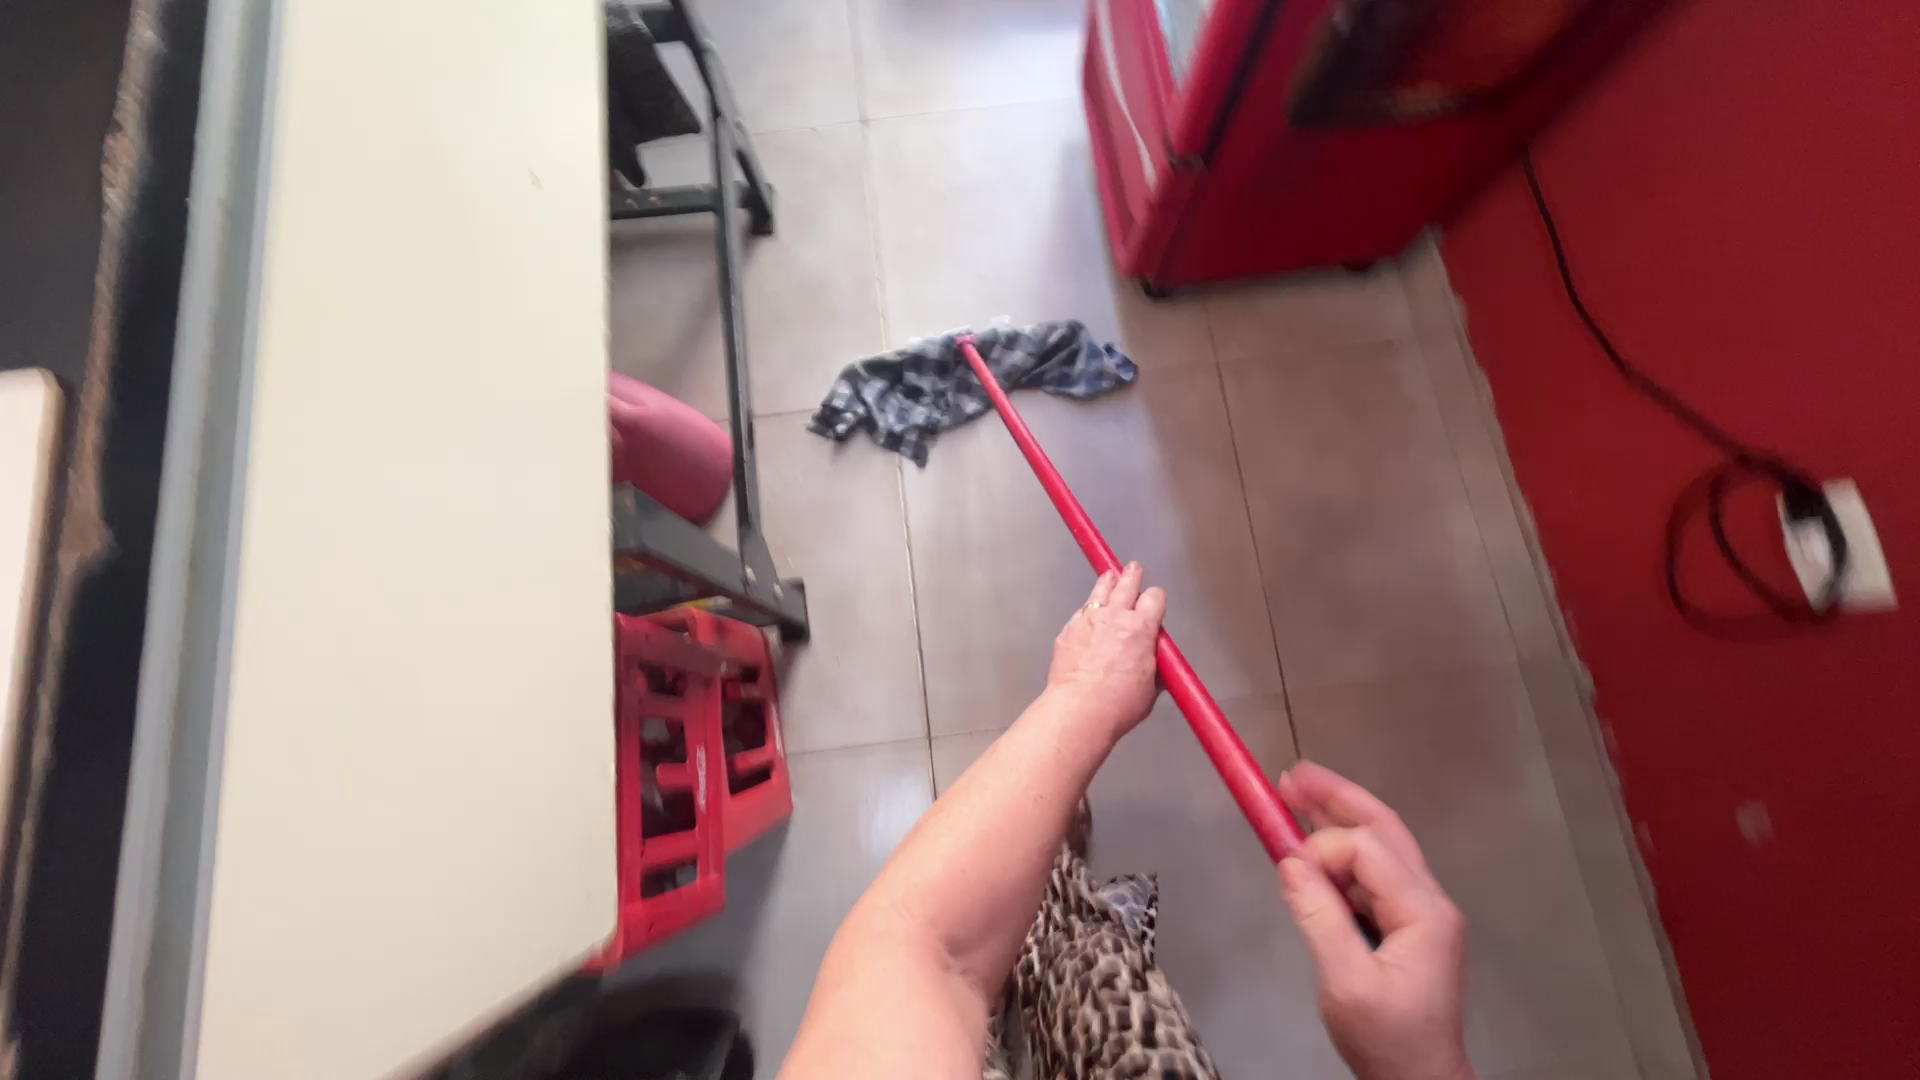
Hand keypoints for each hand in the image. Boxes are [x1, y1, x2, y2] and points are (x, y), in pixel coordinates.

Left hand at [1044, 562, 1165, 737]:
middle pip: (1126, 585)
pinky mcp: (1068, 631)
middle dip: (1132, 576)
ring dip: (1107, 583)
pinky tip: (1088, 613)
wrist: (1079, 708)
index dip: (1156, 599)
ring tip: (1110, 576)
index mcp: (1141, 627)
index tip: (1155, 602)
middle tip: (1133, 569)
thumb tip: (1154, 661)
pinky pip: (1081, 612)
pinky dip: (1087, 610)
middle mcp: (1115, 616)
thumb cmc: (1120, 703)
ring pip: (1100, 592)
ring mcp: (1088, 620)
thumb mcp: (1152, 686)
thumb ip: (1155, 664)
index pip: (1155, 598)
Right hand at [1277, 762, 1473, 1079]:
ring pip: (1380, 841)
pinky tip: (1310, 838)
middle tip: (1290, 775)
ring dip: (1336, 814)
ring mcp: (1420, 908)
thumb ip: (1318, 918)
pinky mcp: (1404, 919)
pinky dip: (1338, 845)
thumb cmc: (1386, 1040)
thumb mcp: (1345, 985)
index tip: (1289, 871)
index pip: (1366, 849)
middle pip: (1382, 827)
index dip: (1322, 849)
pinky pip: (1372, 866)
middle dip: (1335, 796)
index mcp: (1422, 912)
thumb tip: (1289, 861)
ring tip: (1293, 791)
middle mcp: (1428, 899)